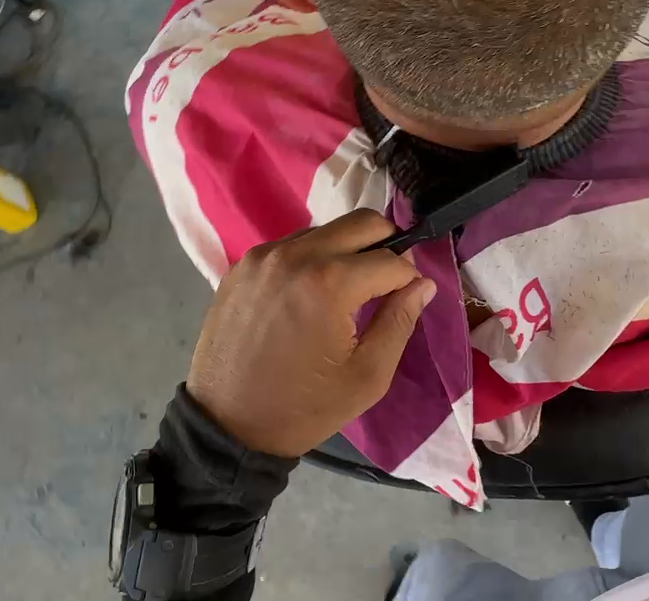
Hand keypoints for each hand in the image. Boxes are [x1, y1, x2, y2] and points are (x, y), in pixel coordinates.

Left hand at [187, 210, 436, 457]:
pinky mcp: (244, 264)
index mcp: (329, 283)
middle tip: (386, 279)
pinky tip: (309, 293)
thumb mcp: (366, 377)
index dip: (409, 276)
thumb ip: (400, 322)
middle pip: (362, 222)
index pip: (390, 258)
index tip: (409, 295)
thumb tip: (423, 283)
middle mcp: (296, 255)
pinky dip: (313, 257)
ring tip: (345, 291)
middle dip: (386, 244)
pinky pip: (293, 244)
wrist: (225, 427)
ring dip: (347, 250)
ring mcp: (266, 255)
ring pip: (327, 229)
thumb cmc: (302, 408)